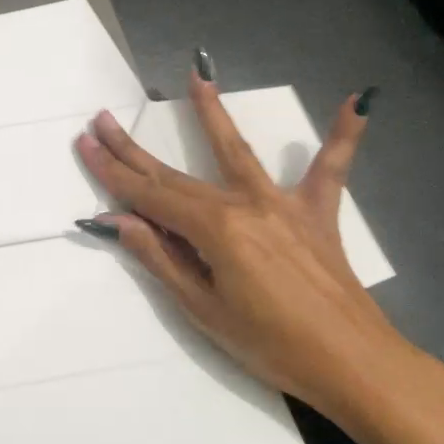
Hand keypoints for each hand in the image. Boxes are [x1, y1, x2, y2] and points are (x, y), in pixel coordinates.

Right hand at [74, 69, 399, 415]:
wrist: (356, 367)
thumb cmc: (272, 347)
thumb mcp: (204, 310)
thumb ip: (161, 259)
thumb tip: (118, 218)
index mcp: (214, 229)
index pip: (149, 196)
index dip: (112, 172)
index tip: (85, 143)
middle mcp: (243, 204)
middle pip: (176, 175)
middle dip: (133, 149)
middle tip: (101, 119)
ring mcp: (282, 204)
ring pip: (237, 151)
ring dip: (211, 113)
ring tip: (197, 76)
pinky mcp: (317, 214)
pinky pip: (330, 170)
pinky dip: (344, 136)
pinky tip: (358, 100)